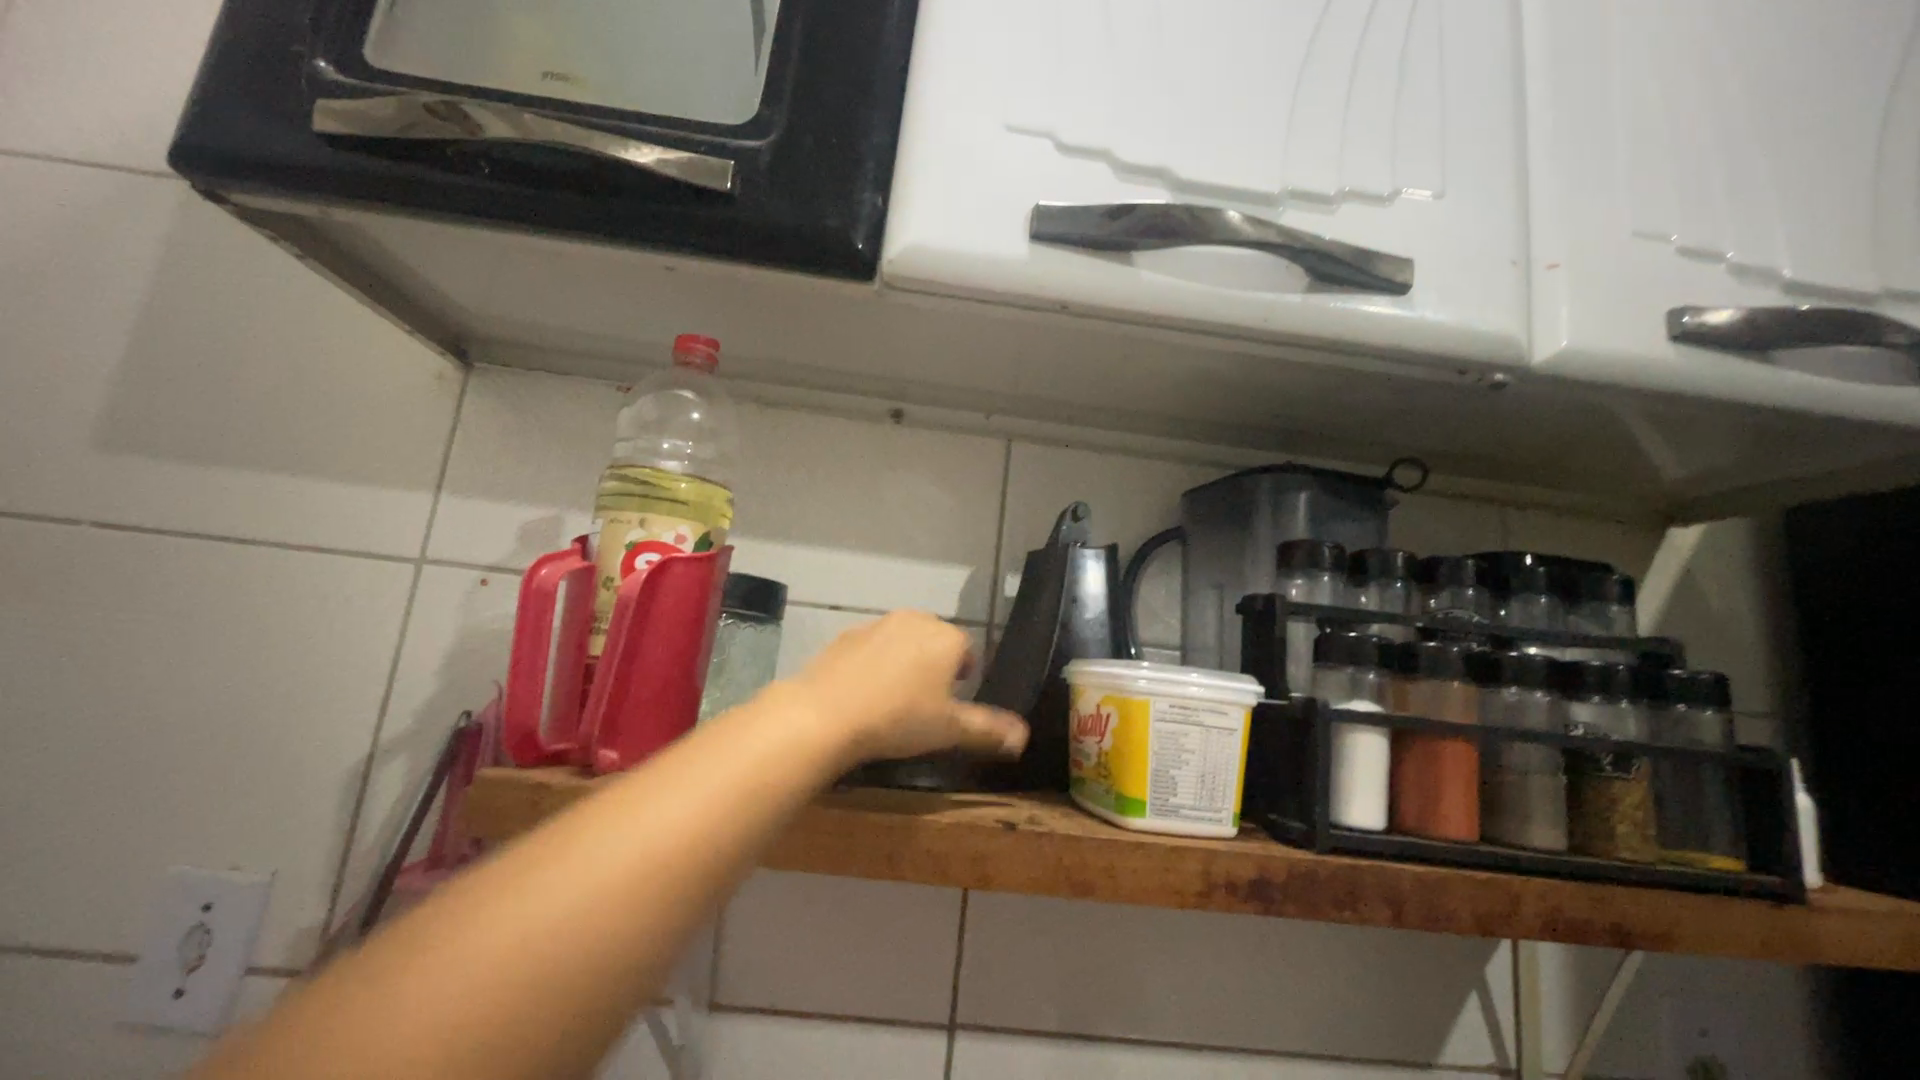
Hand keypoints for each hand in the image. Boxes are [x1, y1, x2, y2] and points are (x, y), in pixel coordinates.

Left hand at [787, 610, 1028, 766]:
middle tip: (925, 705)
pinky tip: (863, 695)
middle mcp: (914, 620)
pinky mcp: (845, 637)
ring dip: (904, 663)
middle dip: (935, 666)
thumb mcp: (949, 730)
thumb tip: (1024, 736)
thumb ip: (988, 729)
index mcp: (946, 637)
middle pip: (935, 641)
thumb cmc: (899, 718)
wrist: (826, 713)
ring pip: (902, 643)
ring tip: (894, 701)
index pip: (967, 650)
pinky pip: (870, 649)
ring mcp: (876, 625)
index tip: (952, 704)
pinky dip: (873, 666)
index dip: (963, 677)